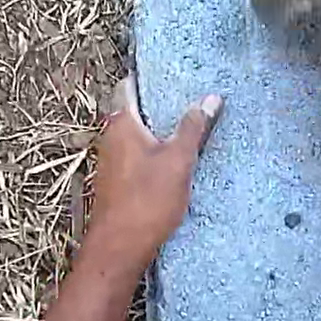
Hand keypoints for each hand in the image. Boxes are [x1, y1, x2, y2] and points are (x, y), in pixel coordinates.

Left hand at [82, 76, 222, 274]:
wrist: (119, 247)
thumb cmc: (147, 201)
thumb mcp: (179, 161)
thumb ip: (193, 128)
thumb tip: (211, 98)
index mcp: (121, 125)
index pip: (127, 87)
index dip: (145, 77)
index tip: (169, 72)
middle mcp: (109, 139)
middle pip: (131, 111)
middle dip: (155, 105)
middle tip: (185, 99)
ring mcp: (110, 163)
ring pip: (133, 136)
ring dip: (155, 131)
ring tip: (184, 128)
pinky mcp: (115, 183)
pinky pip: (134, 157)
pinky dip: (151, 152)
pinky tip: (172, 162)